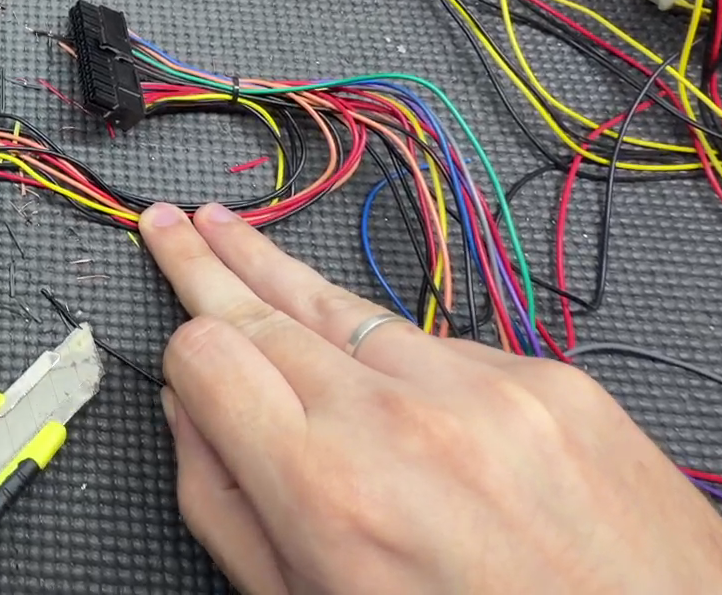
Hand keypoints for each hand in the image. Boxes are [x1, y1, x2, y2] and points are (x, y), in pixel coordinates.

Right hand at [141, 201, 721, 594]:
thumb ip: (219, 500)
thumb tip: (184, 401)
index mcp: (328, 494)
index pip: (206, 354)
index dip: (185, 356)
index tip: (180, 352)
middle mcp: (401, 424)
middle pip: (263, 306)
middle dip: (204, 263)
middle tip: (167, 222)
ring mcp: (486, 391)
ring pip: (338, 304)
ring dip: (277, 272)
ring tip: (227, 228)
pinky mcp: (554, 382)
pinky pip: (431, 348)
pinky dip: (397, 365)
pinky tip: (401, 396)